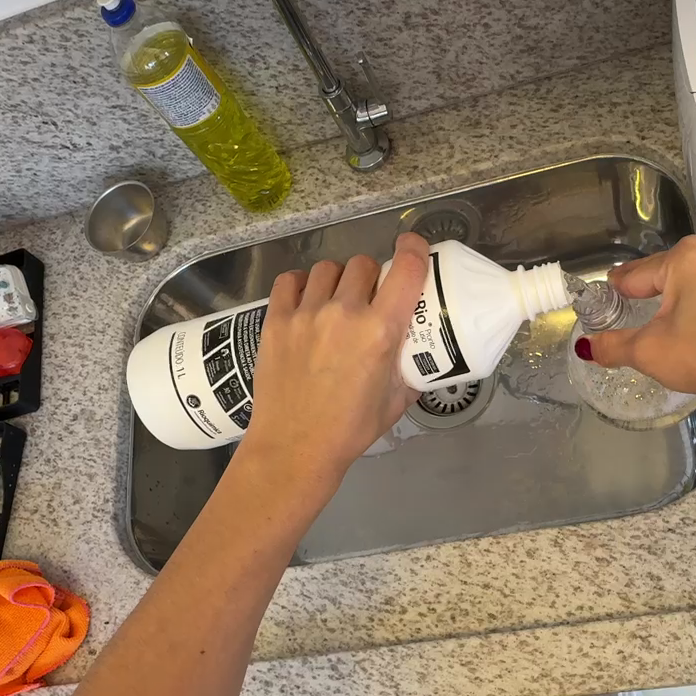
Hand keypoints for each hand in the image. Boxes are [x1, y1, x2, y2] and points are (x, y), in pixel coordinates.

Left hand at [238, 233, 430, 483]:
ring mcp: (306, 313)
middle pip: (364, 265)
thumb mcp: (396, 402)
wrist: (296, 447)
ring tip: (336, 301)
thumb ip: (410, 371)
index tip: (414, 249)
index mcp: (381, 331)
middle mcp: (344, 313)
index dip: (414, 250)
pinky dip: (302, 284)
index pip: (406, 268)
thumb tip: (419, 358)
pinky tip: (306, 301)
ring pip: (328, 269)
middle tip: (370, 300)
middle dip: (372, 277)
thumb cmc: (351, 429)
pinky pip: (291, 281)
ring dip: (338, 280)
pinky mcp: (276, 320)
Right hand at [577, 233, 695, 416]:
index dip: (615, 293)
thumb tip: (586, 347)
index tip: (601, 302)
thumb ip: (612, 346)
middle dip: (644, 293)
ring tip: (655, 320)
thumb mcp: (648, 351)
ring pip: (688, 278)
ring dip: (671, 296)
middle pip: (663, 272)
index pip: (635, 275)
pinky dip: (695, 301)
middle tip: (624, 313)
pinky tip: (687, 322)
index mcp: (686, 255)